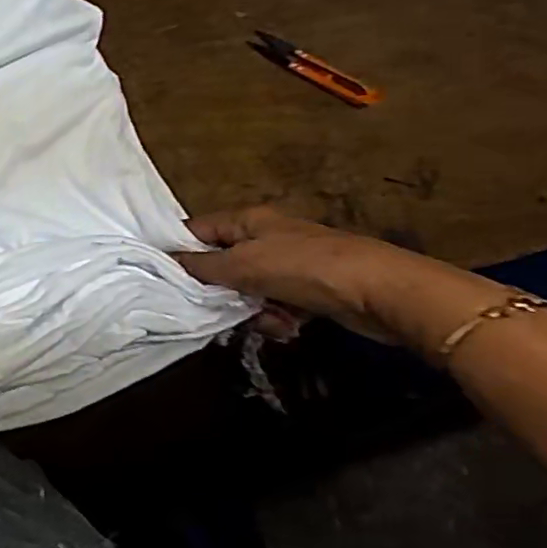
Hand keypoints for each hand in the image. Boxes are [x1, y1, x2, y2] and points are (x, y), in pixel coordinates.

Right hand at [181, 205, 505, 350]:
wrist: (383, 291)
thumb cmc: (305, 268)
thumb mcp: (244, 265)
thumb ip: (204, 266)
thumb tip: (169, 262)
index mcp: (247, 220)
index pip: (198, 230)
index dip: (179, 251)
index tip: (163, 277)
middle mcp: (265, 237)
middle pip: (222, 263)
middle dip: (220, 290)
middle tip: (217, 310)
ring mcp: (288, 263)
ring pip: (248, 288)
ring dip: (251, 309)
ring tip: (268, 321)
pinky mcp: (309, 289)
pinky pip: (276, 303)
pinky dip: (277, 317)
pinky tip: (289, 327)